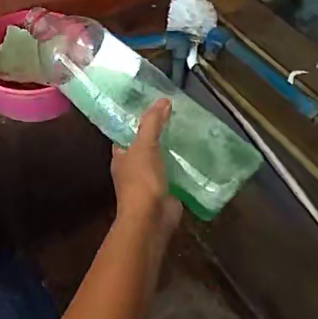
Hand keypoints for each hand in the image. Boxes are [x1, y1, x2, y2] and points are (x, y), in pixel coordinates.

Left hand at [110, 99, 181, 237]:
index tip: (153, 106)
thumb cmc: (141, 180)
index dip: (136, 120)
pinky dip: (183, 165)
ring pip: (161, 159)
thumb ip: (152, 123)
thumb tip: (163, 100)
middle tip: (176, 115)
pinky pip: (174, 173)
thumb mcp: (144, 145)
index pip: (125, 133)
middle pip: (145, 145)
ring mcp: (149, 181)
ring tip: (189, 129)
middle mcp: (132, 168)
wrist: (152, 218)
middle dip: (158, 133)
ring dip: (172, 148)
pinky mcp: (165, 191)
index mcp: (121, 156)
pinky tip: (196, 153)